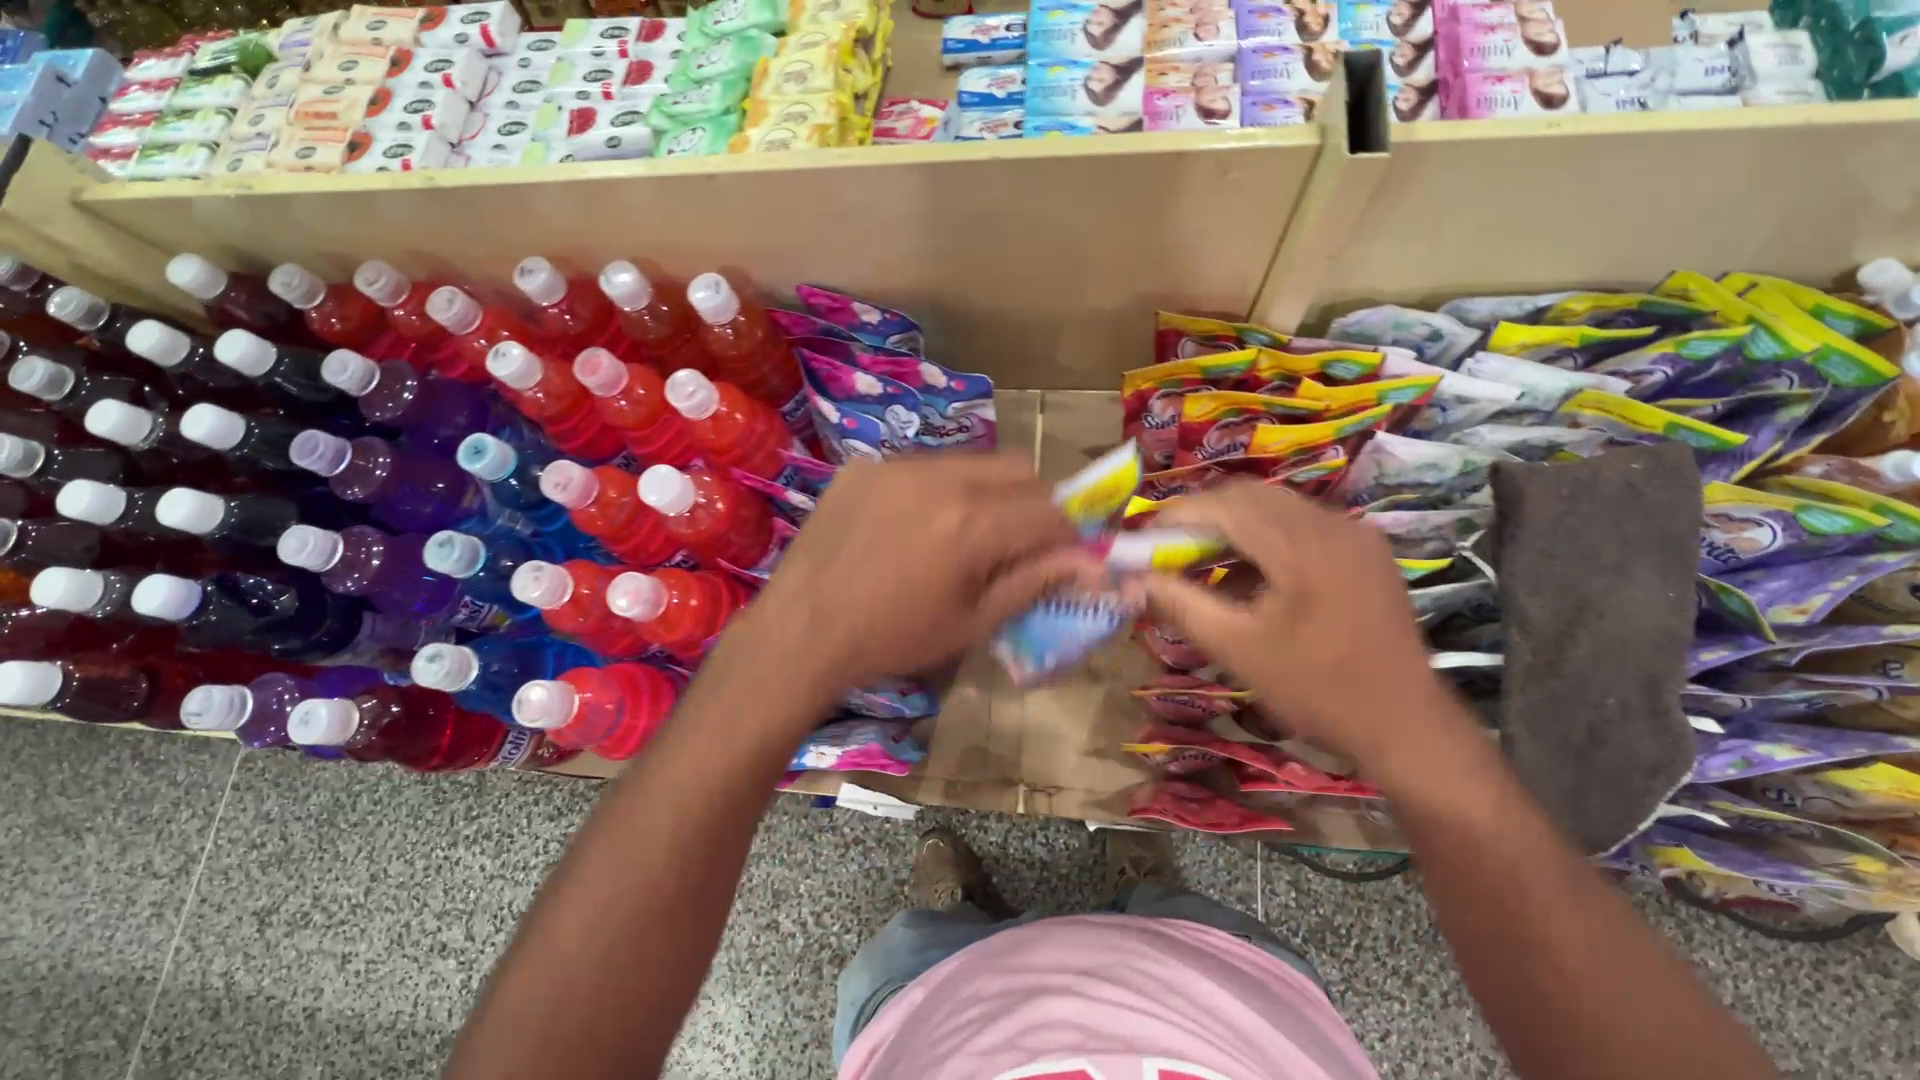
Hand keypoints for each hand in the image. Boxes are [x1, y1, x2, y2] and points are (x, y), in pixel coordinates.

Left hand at [740, 453, 1086, 693]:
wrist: (801, 633)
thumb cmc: (892, 639)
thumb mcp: (971, 623)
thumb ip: (1033, 583)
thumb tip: (1088, 564)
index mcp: (973, 526)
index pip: (1051, 510)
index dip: (1067, 533)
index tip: (1062, 554)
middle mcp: (941, 480)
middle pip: (1020, 469)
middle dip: (1033, 503)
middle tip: (1016, 542)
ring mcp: (897, 466)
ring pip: (972, 462)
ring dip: (986, 492)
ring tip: (960, 535)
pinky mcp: (864, 466)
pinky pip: (922, 465)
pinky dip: (936, 489)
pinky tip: (911, 527)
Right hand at [1144, 480, 1464, 771]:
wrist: (1403, 723)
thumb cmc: (1315, 690)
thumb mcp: (1237, 649)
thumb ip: (1180, 605)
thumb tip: (1131, 580)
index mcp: (1302, 547)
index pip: (1225, 505)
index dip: (1176, 515)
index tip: (1141, 539)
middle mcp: (1333, 525)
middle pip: (1251, 496)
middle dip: (1202, 516)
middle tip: (1166, 551)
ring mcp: (1356, 534)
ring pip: (1277, 507)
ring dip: (1233, 526)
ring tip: (1201, 564)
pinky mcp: (1366, 550)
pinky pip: (1303, 526)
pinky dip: (1266, 539)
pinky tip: (1248, 576)